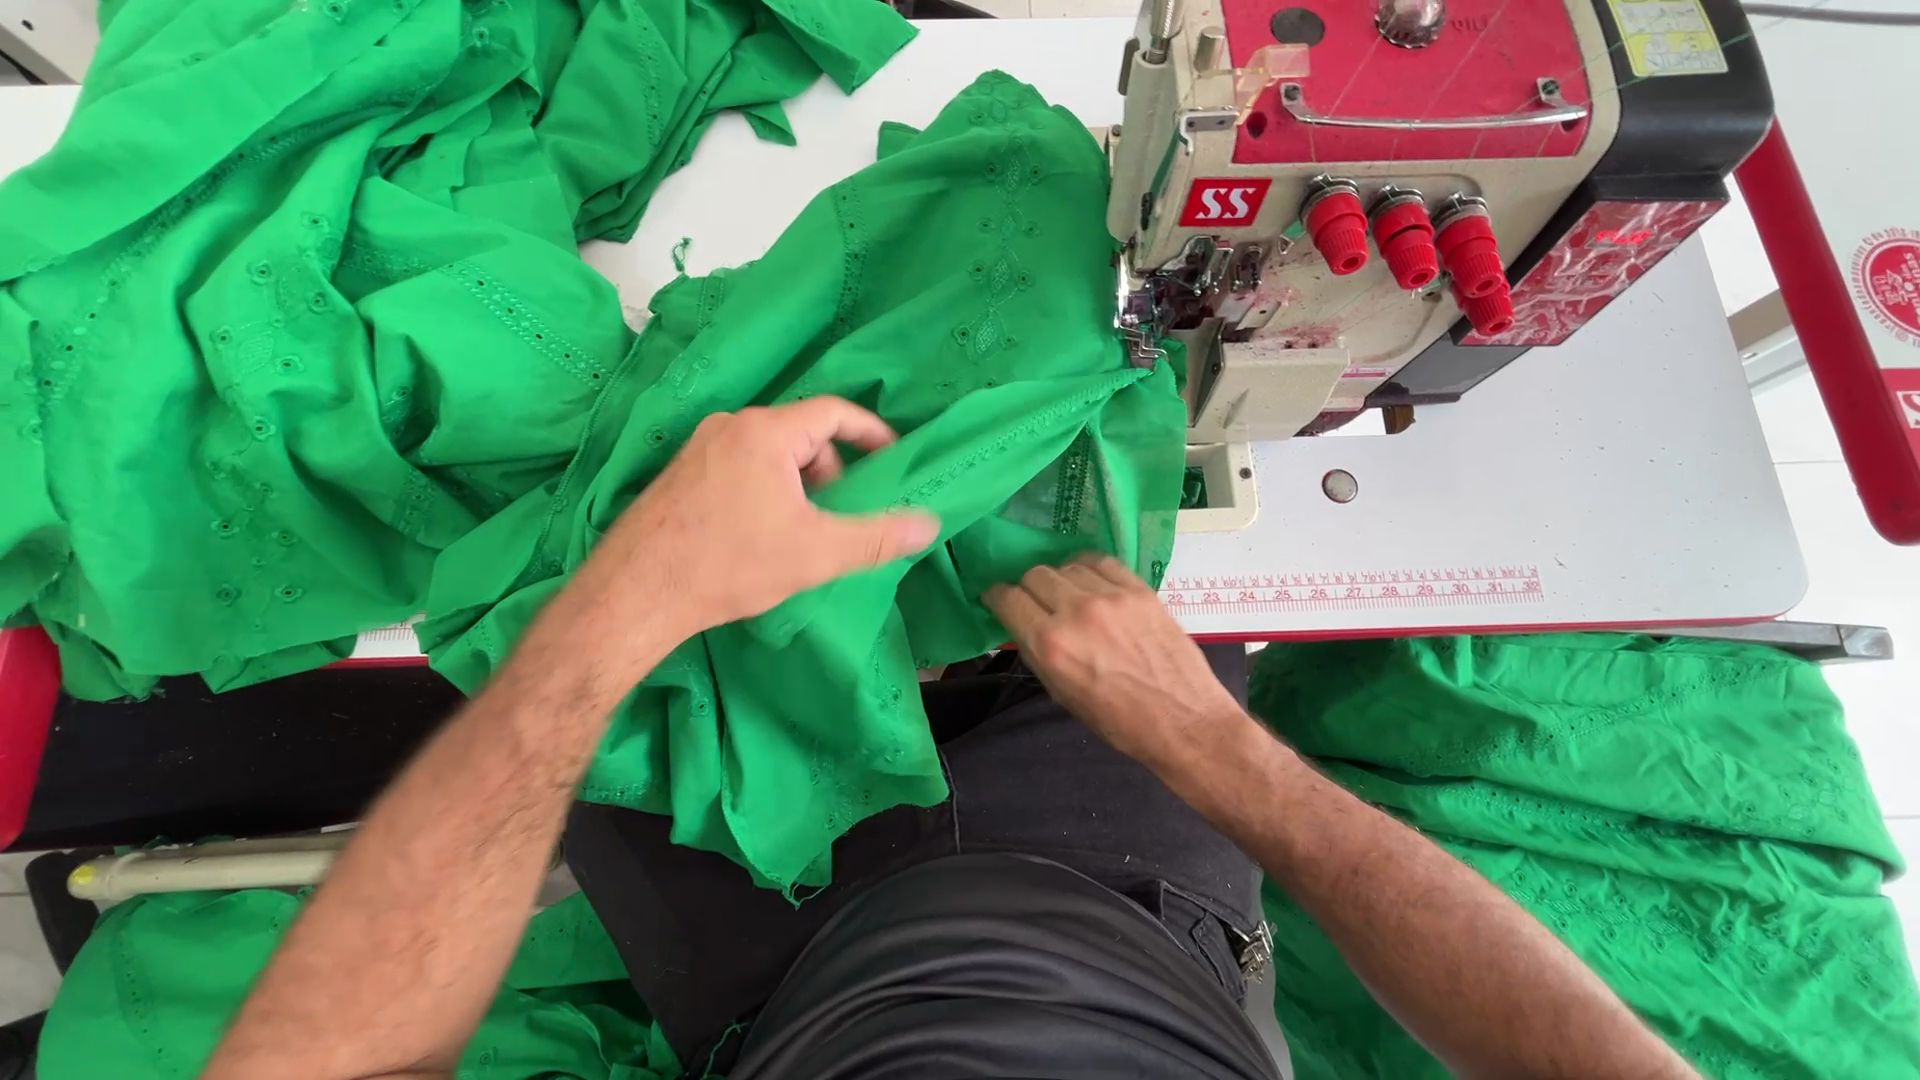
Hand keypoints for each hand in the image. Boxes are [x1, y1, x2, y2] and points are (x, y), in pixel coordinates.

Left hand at [556, 397, 939, 654]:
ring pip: (772, 453)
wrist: (637, 593)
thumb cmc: (731, 564)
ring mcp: (700, 447)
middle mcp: (731, 425)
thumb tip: (930, 524)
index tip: (894, 459)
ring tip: (801, 533)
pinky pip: (743, 466)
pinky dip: (768, 490)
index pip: (834, 411)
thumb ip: (878, 536)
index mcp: (766, 432)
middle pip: (803, 434)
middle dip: (832, 471)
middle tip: (840, 514)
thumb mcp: (816, 553)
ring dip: (800, 485)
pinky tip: (761, 535)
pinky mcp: (682, 473)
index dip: (872, 432)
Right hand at [983, 555, 1251, 771]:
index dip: (996, 597)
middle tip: (1037, 603)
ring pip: (1067, 565)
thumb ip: (1036, 653)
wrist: (1184, 720)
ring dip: (1060, 579)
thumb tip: (1020, 625)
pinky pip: (1101, 562)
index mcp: (1050, 645)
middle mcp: (1075, 612)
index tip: (998, 600)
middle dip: (1028, 588)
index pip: (1007, 598)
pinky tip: (1093, 584)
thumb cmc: (1118, 721)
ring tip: (1070, 597)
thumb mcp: (1062, 696)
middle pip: (1034, 575)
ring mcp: (1110, 597)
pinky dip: (1088, 569)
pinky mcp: (1139, 589)